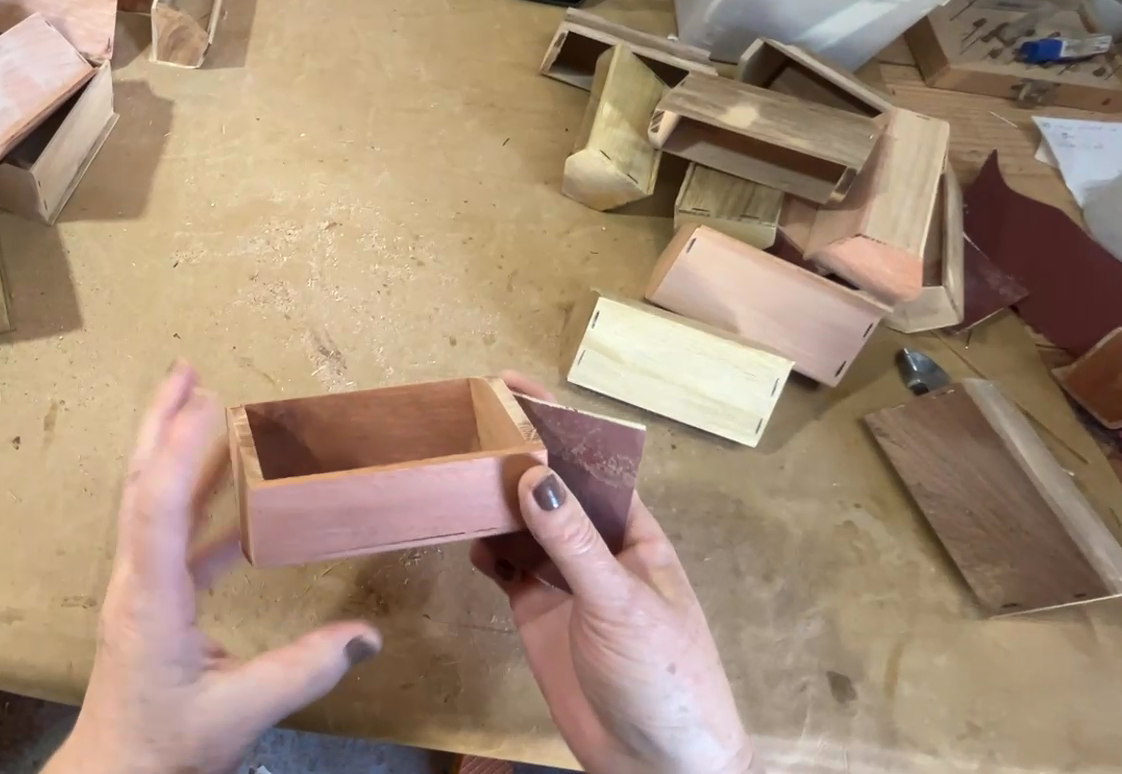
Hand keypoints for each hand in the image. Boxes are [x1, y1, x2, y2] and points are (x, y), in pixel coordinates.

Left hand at [44, 362, 382, 773]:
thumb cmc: (164, 747)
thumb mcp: (238, 714)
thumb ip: (304, 670)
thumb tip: (368, 635)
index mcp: (148, 596)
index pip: (158, 507)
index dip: (183, 450)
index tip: (209, 401)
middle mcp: (136, 575)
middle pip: (142, 481)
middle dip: (162, 420)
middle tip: (185, 371)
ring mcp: (140, 580)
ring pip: (154, 497)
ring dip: (178, 447)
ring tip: (204, 402)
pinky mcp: (153, 591)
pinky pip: (177, 530)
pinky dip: (202, 499)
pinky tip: (234, 485)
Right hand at [471, 371, 755, 773]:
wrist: (653, 769)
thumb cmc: (664, 677)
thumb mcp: (621, 602)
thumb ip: (573, 539)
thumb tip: (532, 472)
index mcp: (632, 532)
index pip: (591, 462)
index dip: (556, 420)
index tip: (512, 386)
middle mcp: (594, 546)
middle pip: (548, 487)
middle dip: (513, 456)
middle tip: (467, 427)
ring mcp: (563, 578)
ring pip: (520, 522)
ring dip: (492, 502)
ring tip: (458, 478)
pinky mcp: (536, 607)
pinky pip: (504, 564)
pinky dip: (485, 550)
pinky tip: (472, 545)